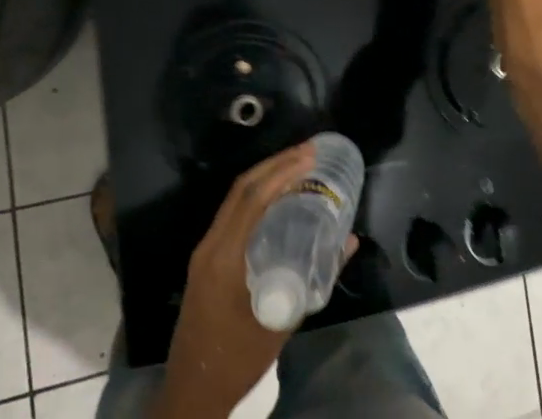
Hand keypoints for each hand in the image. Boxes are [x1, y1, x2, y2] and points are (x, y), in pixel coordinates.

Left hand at [153, 142, 334, 418]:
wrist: (193, 390)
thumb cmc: (237, 357)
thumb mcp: (282, 321)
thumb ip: (315, 279)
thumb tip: (348, 242)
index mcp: (224, 256)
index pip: (252, 198)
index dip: (282, 171)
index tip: (311, 155)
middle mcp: (210, 245)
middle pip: (241, 190)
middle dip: (275, 165)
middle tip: (309, 150)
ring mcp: (205, 252)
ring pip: (234, 200)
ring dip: (265, 178)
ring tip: (298, 165)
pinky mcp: (207, 261)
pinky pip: (233, 217)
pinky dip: (257, 199)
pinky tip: (279, 199)